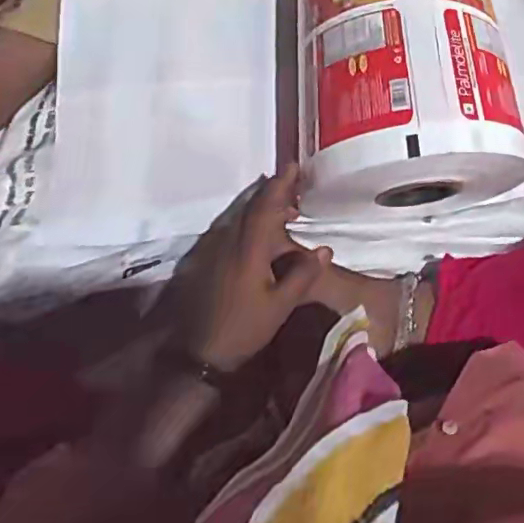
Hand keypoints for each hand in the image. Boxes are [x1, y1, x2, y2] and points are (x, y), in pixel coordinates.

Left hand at [170, 167, 333, 371]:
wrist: (199, 355)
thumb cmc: (243, 328)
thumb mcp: (280, 306)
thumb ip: (303, 275)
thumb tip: (324, 249)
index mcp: (249, 248)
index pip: (266, 206)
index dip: (280, 184)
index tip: (294, 166)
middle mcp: (229, 241)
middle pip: (252, 206)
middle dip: (273, 191)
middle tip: (295, 184)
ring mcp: (216, 250)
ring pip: (242, 217)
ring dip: (262, 207)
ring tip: (286, 209)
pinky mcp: (209, 261)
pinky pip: (233, 229)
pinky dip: (251, 222)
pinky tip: (262, 234)